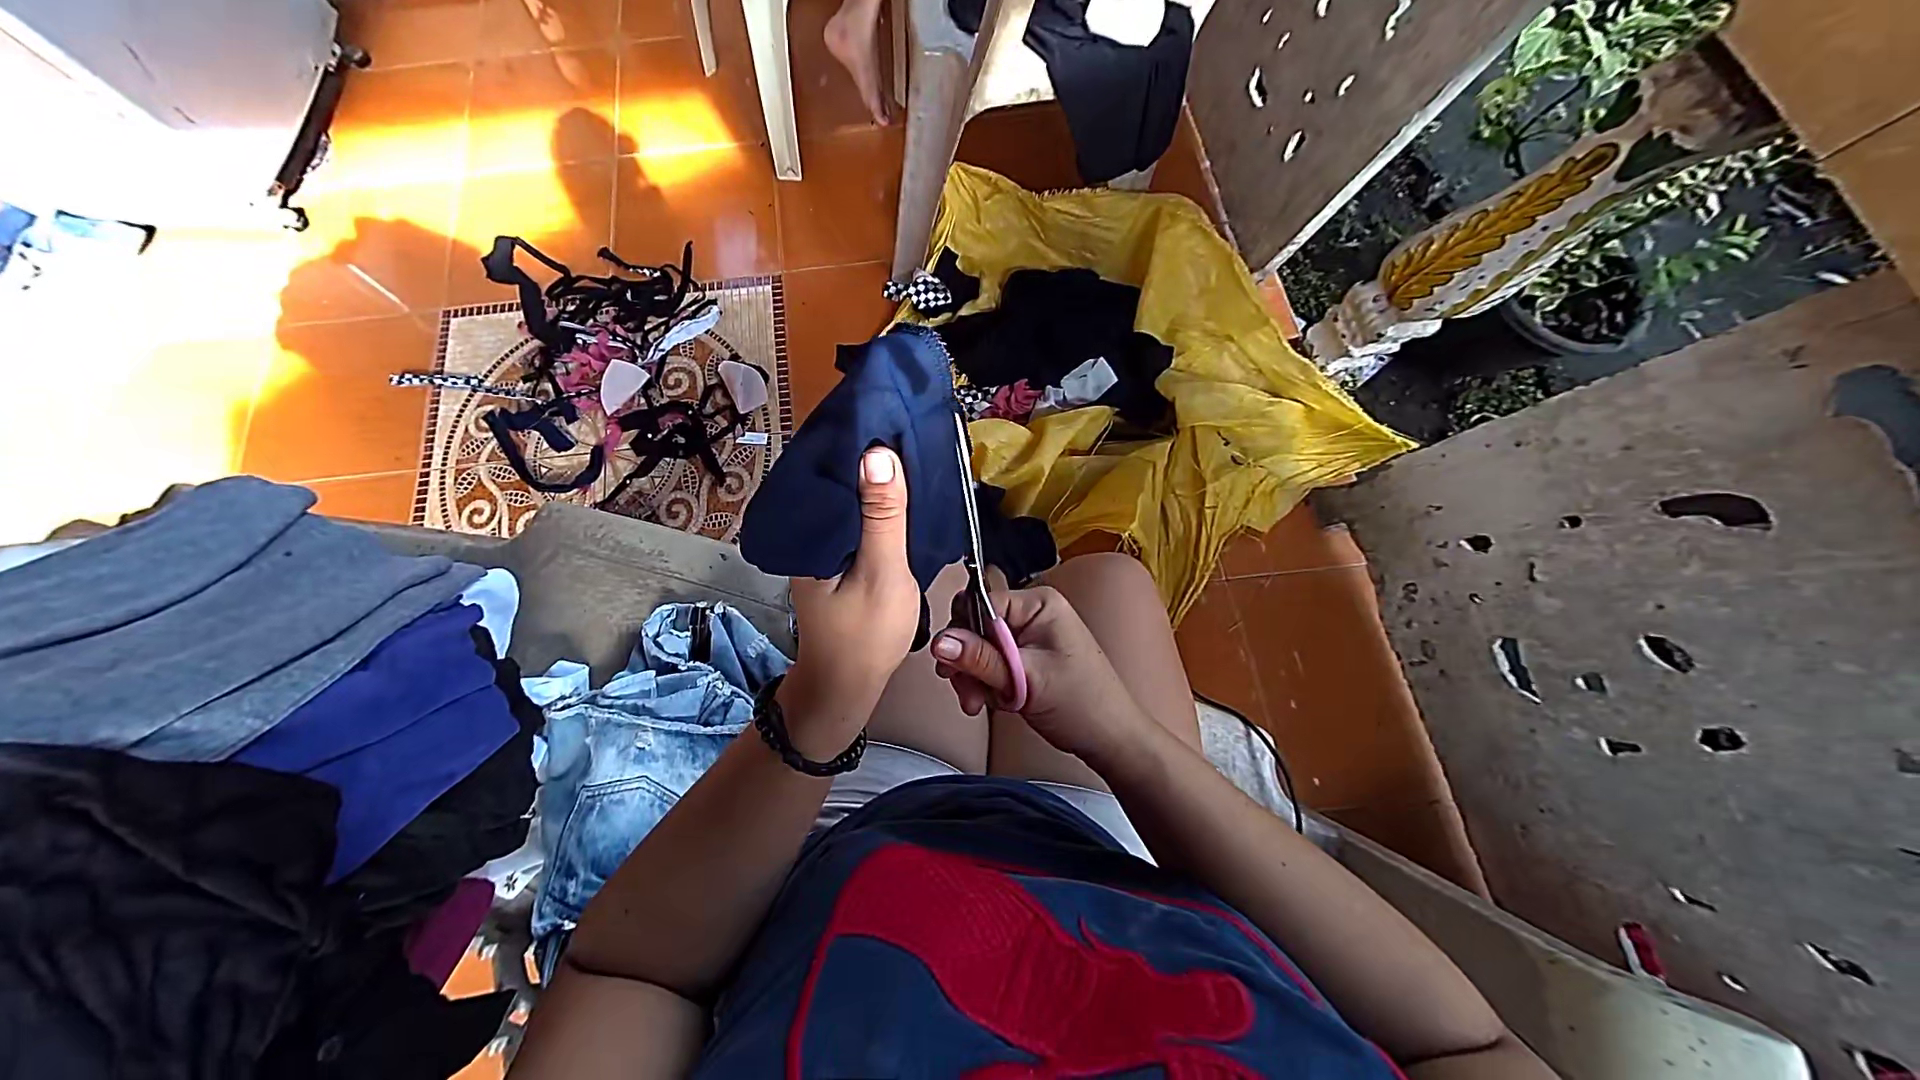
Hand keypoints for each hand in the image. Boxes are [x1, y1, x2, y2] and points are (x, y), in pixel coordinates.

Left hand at [782, 447, 921, 753]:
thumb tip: (877, 452)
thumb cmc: (865, 635)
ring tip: (904, 445)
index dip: (855, 436)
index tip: (886, 407)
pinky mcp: (836, 554)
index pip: (827, 466)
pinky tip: (897, 491)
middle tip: (903, 419)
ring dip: (871, 475)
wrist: (847, 686)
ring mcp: (821, 543)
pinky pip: (854, 516)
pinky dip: (874, 501)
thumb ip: (882, 516)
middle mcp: (808, 530)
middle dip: (865, 450)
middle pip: (835, 477)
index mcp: (810, 529)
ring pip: (846, 496)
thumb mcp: (882, 573)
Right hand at [930, 585, 1154, 766]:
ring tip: (980, 702)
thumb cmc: (1085, 704)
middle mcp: (1032, 614)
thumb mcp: (1027, 679)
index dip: (963, 633)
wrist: (1109, 739)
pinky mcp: (1023, 658)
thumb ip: (981, 659)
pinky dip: (984, 685)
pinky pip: (989, 663)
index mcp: (1039, 604)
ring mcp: (1027, 636)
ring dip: (973, 678)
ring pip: (978, 648)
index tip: (952, 663)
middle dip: (966, 662)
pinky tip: (991, 701)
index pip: (981, 603)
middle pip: (975, 626)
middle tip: (969, 691)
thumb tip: (942, 641)